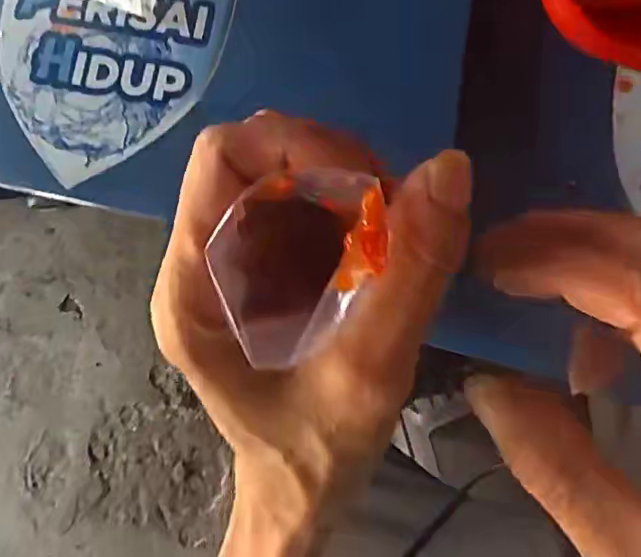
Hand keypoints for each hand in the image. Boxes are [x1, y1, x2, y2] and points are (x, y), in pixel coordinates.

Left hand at [152, 112, 471, 556]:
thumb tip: (449, 166)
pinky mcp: (262, 253)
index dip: (293, 144)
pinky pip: (302, 194)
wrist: (302, 497)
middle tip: (391, 204)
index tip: (363, 178)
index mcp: (191, 281)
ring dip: (344, 181)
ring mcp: (231, 250)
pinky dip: (348, 200)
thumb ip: (411, 270)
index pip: (221, 155)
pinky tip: (378, 239)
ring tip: (391, 225)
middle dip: (329, 164)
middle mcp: (200, 252)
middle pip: (255, 154)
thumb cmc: (316, 452)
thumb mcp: (371, 372)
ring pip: (282, 167)